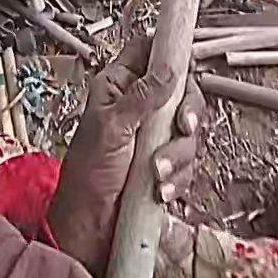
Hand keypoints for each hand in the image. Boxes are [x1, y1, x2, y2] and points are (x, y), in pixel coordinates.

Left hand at [46, 34, 202, 277]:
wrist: (88, 226)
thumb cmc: (88, 170)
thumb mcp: (112, 126)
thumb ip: (142, 97)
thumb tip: (170, 68)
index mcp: (118, 86)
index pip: (146, 52)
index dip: (168, 50)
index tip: (189, 60)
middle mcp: (138, 106)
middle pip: (180, 93)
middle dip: (187, 113)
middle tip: (185, 126)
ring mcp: (152, 136)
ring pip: (187, 131)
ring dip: (177, 154)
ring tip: (156, 171)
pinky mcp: (165, 164)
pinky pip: (187, 163)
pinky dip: (177, 177)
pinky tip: (159, 190)